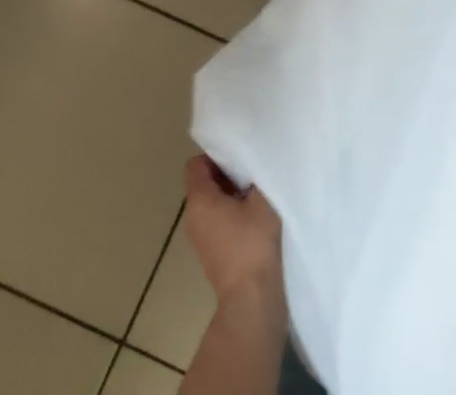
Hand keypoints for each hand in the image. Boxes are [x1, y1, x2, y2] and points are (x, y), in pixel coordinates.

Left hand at [182, 155, 282, 302]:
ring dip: (230, 200)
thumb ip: (258, 178)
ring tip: (256, 202)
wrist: (251, 298)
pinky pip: (215, 225)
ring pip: (210, 206)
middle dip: (227, 178)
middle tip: (253, 180)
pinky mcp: (209, 255)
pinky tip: (254, 226)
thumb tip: (256, 167)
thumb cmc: (254, 244)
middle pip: (203, 184)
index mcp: (199, 200)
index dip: (216, 157)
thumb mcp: (264, 202)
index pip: (195, 164)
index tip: (240, 162)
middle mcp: (192, 217)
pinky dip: (230, 219)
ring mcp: (198, 238)